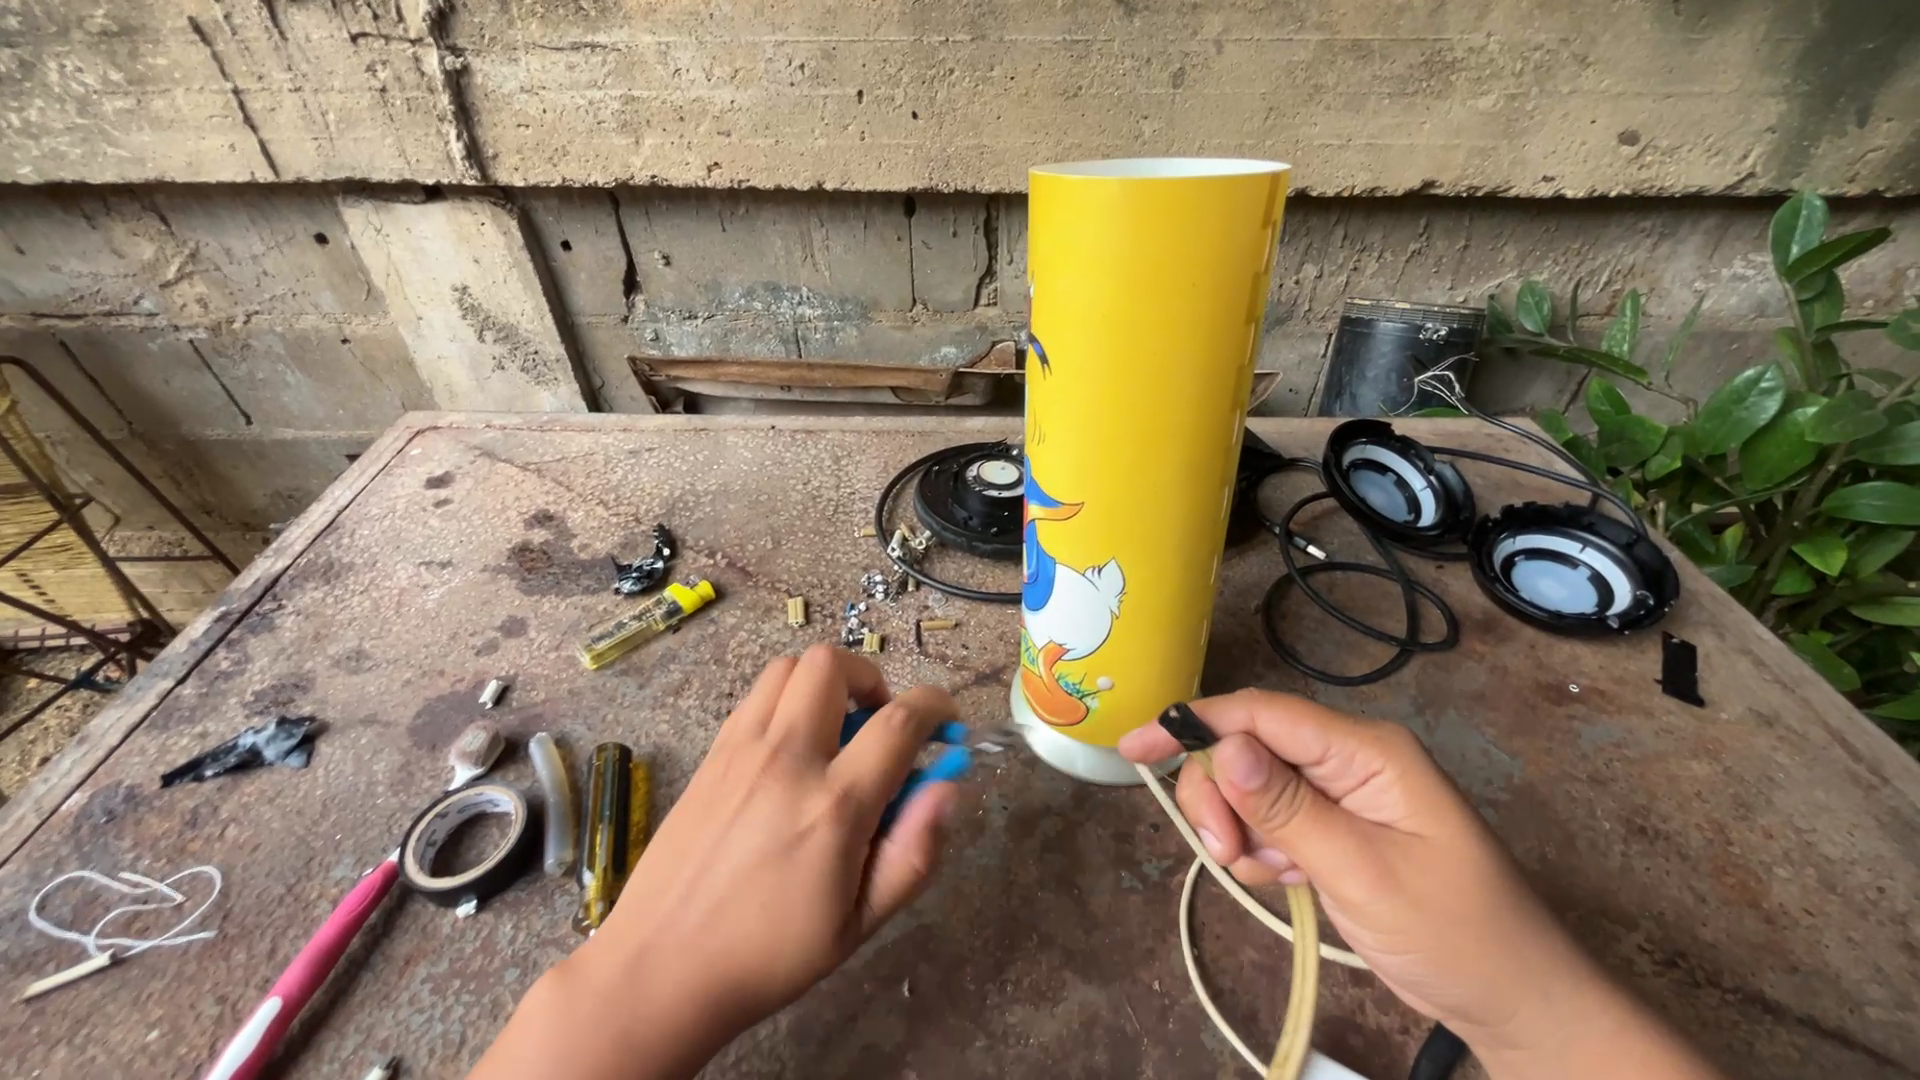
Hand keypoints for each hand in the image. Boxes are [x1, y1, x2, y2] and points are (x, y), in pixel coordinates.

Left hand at [470, 646, 960, 1079]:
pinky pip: (756, 696)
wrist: (661, 968)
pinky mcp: (711, 754)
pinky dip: (787, 699)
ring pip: (789, 666)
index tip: (946, 720)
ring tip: (834, 728)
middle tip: (878, 722)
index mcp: (834, 806)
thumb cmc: (771, 954)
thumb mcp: (861, 923)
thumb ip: (914, 852)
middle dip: (872, 678)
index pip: (899, 722)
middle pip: (833, 665)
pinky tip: (790, 749)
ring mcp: (741, 750)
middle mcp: (787, 760)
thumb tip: (948, 787)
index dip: (936, 707)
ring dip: (825, 682)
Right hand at [1118, 690, 1719, 1078]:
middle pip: (1247, 749)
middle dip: (1220, 795)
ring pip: (1249, 786)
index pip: (1262, 715)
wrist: (1512, 1001)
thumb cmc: (1453, 933)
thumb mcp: (1362, 871)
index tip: (1135, 748)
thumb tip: (1224, 746)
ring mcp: (1339, 792)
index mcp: (1365, 750)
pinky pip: (1268, 819)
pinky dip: (1260, 848)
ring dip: (1239, 828)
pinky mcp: (1332, 825)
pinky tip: (1288, 879)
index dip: (1194, 722)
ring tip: (1267, 875)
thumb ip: (1287, 806)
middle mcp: (1347, 758)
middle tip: (1222, 852)